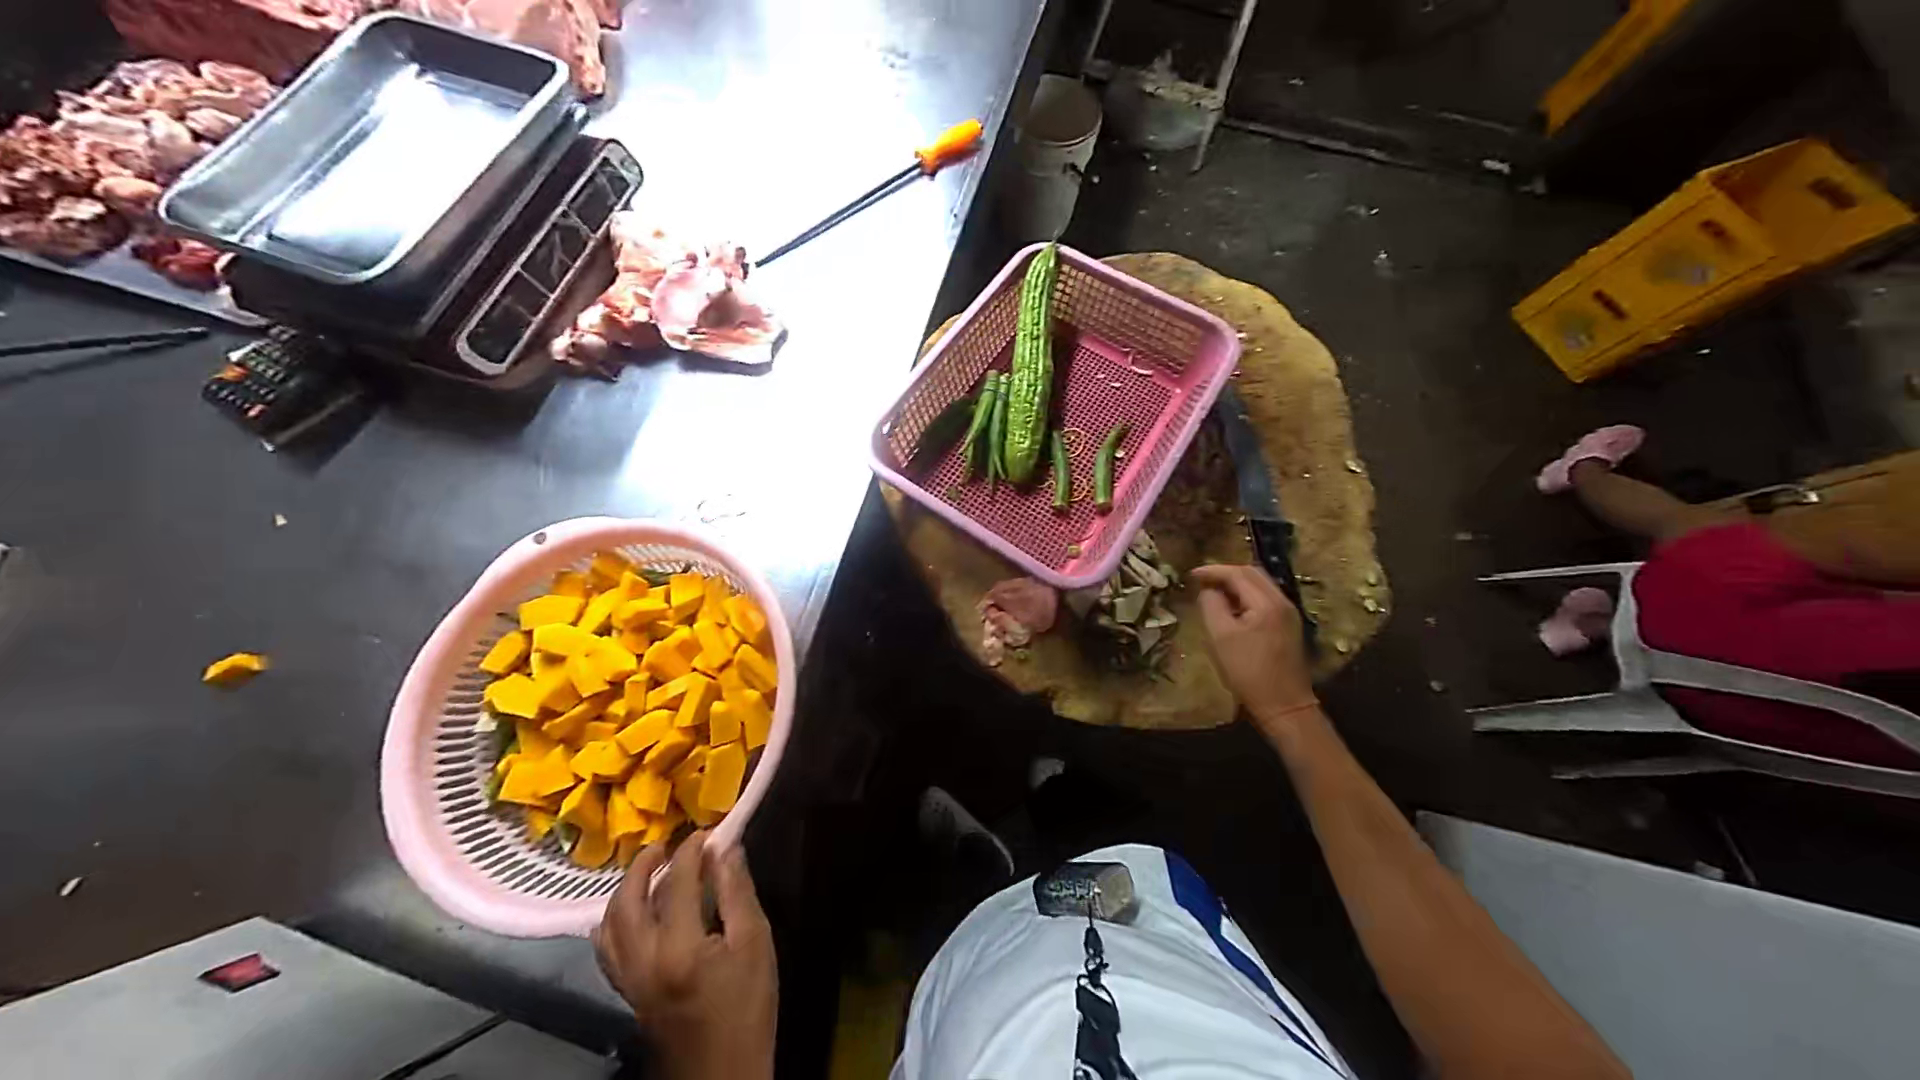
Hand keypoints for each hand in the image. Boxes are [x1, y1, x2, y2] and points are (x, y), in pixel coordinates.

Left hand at [594, 832, 776, 1079]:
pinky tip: (631, 911)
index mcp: (679, 947)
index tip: (709, 831)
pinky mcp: (625, 993)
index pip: (677, 881)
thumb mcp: (756, 942)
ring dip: (625, 889)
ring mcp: (628, 979)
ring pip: (608, 923)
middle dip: (645, 864)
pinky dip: (614, 920)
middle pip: (628, 899)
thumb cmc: (748, 1008)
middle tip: (668, 843)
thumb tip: (726, 848)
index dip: (692, 850)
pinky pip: (607, 948)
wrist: (723, 1073)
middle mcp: (642, 960)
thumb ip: (737, 892)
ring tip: (649, 870)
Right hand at [1191, 564, 1316, 734]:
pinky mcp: (1288, 627)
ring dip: (1236, 585)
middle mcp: (1282, 602)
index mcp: (1267, 603)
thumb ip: (1211, 606)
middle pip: (1252, 574)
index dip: (1212, 571)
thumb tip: (1207, 590)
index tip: (1191, 575)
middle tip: (1201, 581)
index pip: (1238, 573)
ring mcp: (1288, 615)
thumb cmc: (1248, 672)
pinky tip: (1231, 609)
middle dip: (1225, 574)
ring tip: (1212, 592)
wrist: (1284, 705)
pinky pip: (1264, 600)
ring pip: (1260, 586)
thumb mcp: (1220, 637)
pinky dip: (1245, 597)